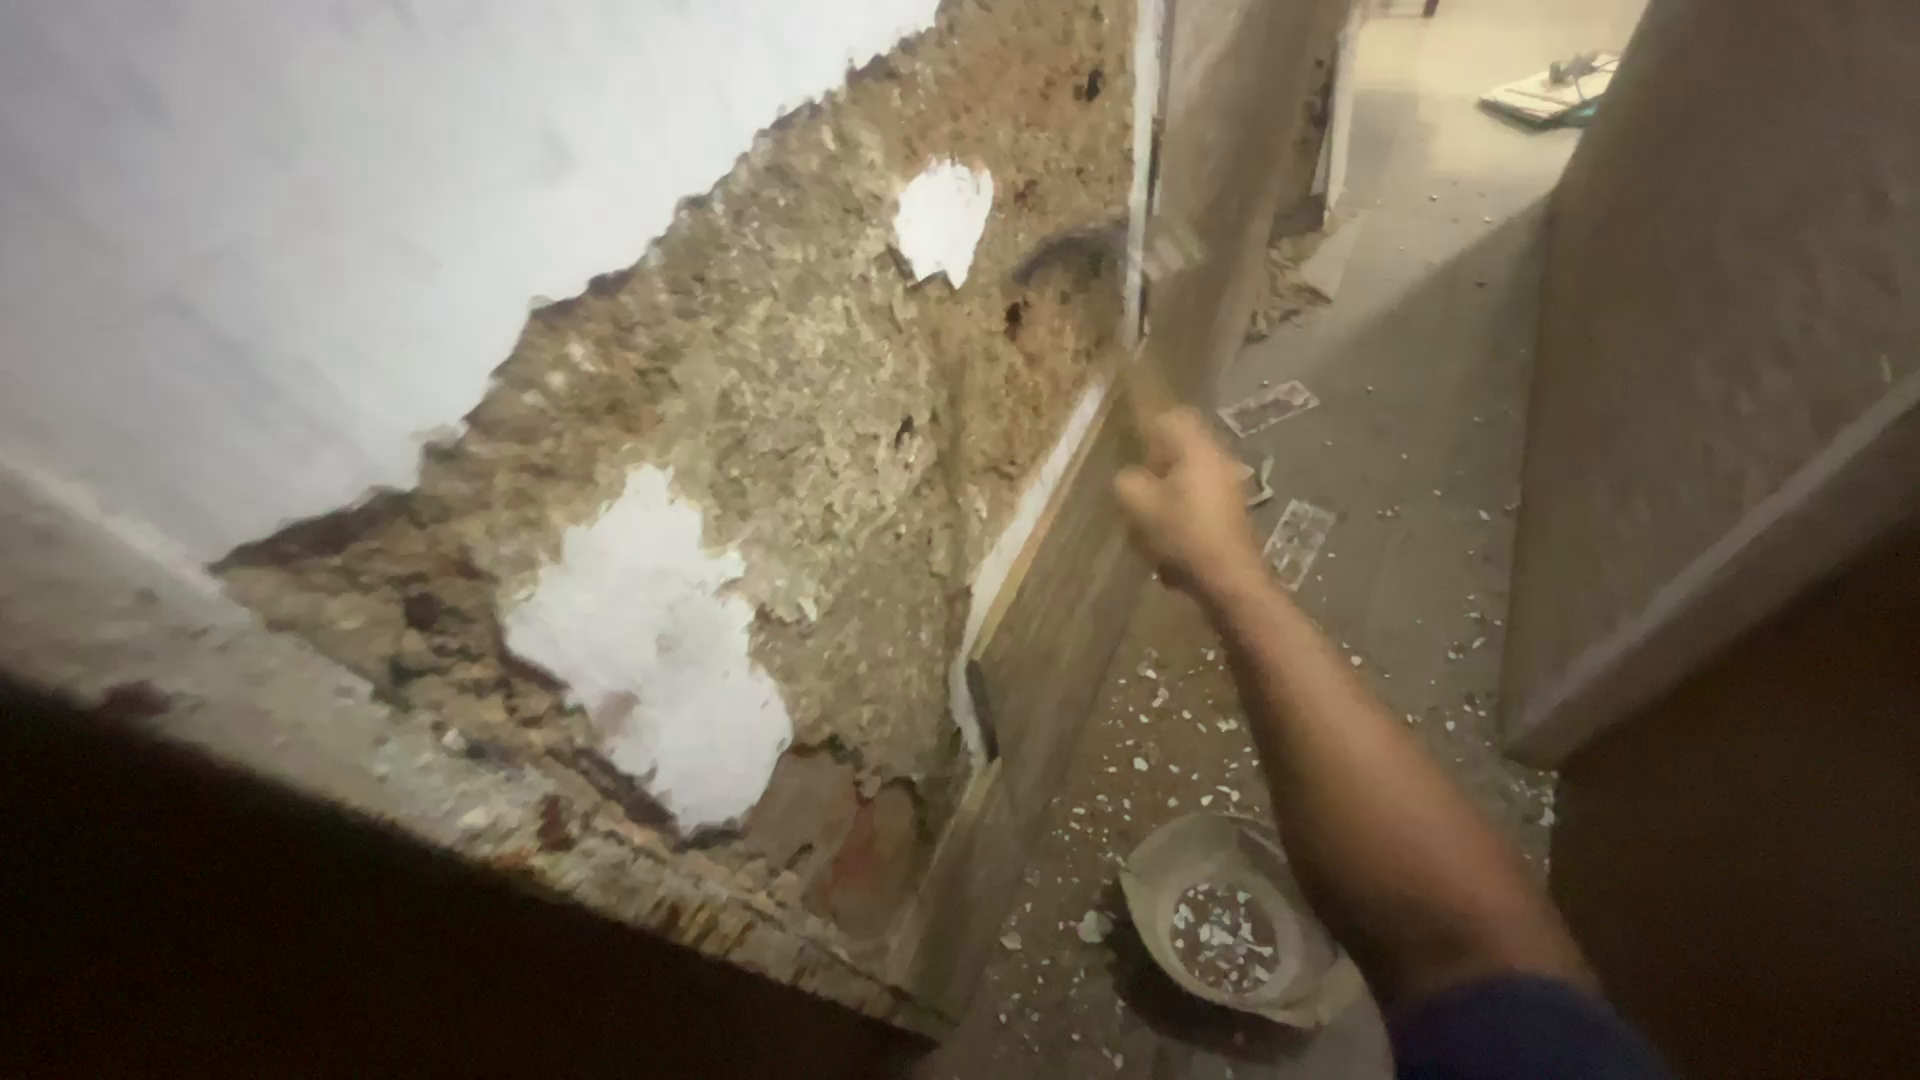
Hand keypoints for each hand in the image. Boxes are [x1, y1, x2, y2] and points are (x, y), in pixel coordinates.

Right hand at [1113, 408, 1263, 598]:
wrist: (1227, 576)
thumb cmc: (1181, 533)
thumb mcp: (1137, 504)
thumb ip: (1126, 481)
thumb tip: (1129, 478)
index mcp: (1197, 450)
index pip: (1174, 417)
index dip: (1149, 427)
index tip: (1132, 448)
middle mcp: (1219, 461)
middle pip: (1182, 449)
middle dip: (1156, 466)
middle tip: (1137, 486)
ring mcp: (1230, 487)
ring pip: (1190, 477)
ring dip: (1167, 492)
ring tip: (1148, 516)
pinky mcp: (1232, 513)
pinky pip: (1199, 500)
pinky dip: (1181, 511)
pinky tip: (1168, 536)